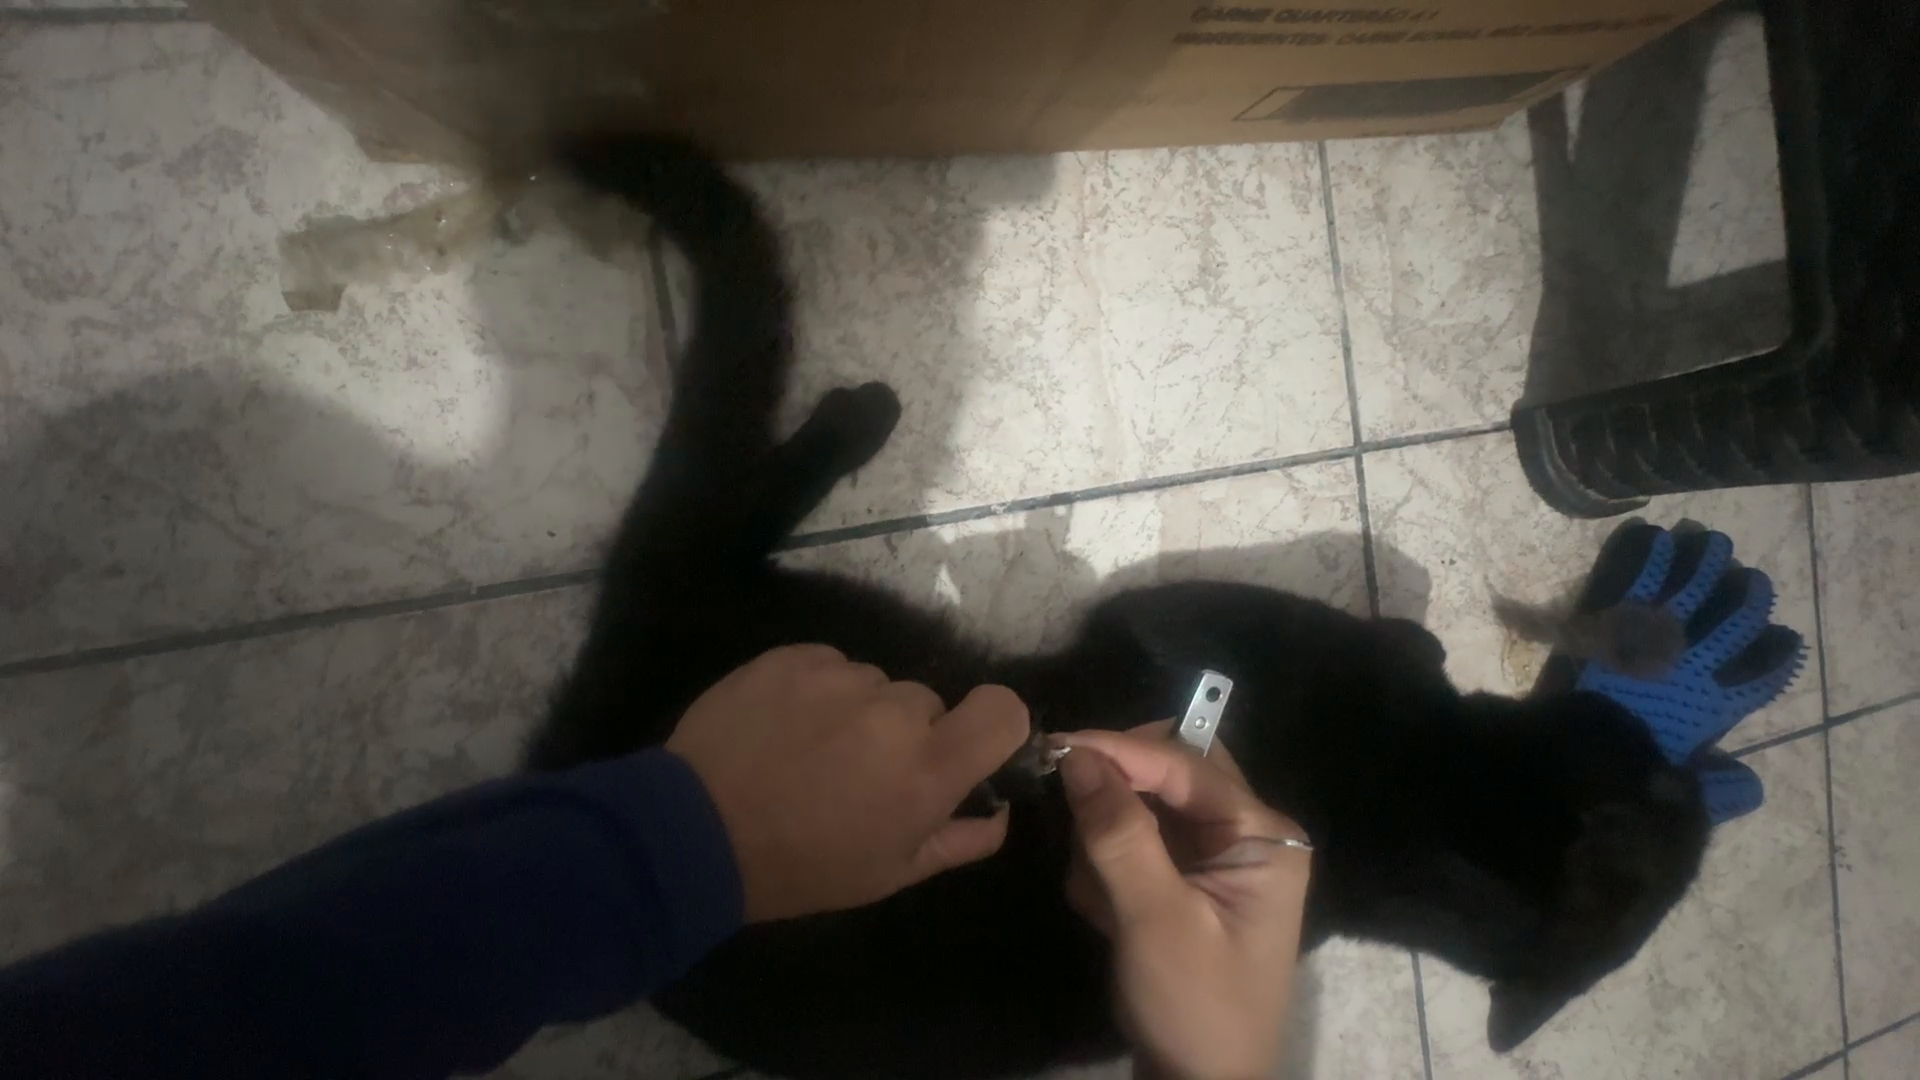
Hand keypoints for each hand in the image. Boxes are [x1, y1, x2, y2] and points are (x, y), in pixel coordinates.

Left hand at [667, 645, 1030, 922]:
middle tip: (861, 772)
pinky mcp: (794, 656)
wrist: (691, 832)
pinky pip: (830, 665)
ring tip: (810, 750)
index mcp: (927, 767)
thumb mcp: (889, 874)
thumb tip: (998, 809)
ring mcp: (840, 676)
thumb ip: (960, 839)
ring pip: (876, 684)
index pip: (1004, 709)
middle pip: (927, 702)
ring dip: (859, 710)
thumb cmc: (801, 866)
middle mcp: (894, 710)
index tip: (967, 746)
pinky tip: (782, 725)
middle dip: (907, 732)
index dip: (996, 724)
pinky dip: (819, 690)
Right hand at [1058, 725, 1310, 1079]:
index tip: (1058, 745)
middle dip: (1117, 794)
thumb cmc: (1194, 1008)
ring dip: (1107, 839)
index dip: (1121, 749)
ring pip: (1142, 799)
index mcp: (1260, 833)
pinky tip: (1106, 910)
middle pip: (1167, 769)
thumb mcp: (1156, 920)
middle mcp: (1243, 830)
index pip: (1184, 762)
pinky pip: (1133, 835)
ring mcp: (1213, 852)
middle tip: (1079, 822)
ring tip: (1102, 898)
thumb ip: (1119, 834)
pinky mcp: (1184, 873)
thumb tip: (1076, 755)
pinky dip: (1107, 863)